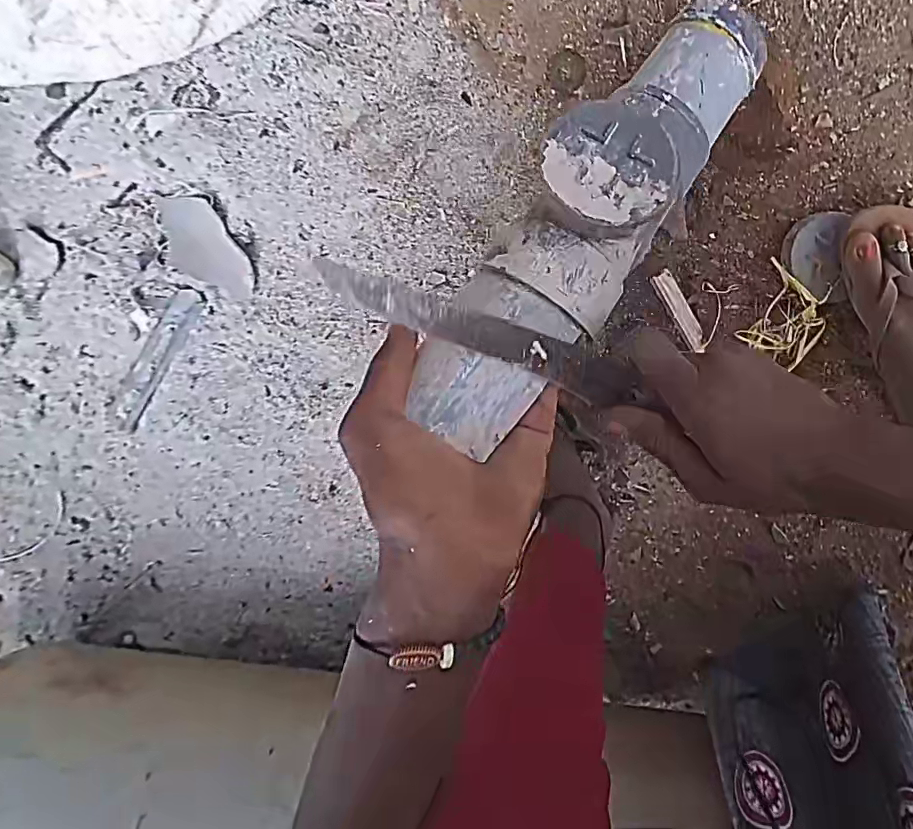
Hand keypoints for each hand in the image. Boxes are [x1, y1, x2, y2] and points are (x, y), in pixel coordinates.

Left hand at [339, 326, 557, 644]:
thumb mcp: (518, 478)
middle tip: (460, 334)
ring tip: (458, 358)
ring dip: (417, 374)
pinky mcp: (370, 468)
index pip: (395, 362)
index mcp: (397, 437)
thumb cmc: (471, 540)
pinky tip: (448, 397)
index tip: (444, 316)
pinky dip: (413, 398)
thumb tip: (547, 384)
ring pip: (385, 394)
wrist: (440, 596)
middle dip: (421, 350)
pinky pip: (386, 416)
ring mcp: (364, 455)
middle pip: (388, 373)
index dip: (418, 334)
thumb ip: (534, 425)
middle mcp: (371, 440)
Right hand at [601, 329, 856, 513]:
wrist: (838, 455)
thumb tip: (610, 417)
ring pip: (696, 368)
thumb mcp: (704, 477)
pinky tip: (747, 421)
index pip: (642, 347)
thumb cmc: (769, 476)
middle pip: (669, 365)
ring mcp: (738, 353)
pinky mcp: (758, 356)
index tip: (637, 404)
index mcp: (692, 388)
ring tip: (726, 433)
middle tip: (691, 437)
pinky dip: (721, 389)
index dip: (630, 369)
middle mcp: (711, 358)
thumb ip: (656, 441)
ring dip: (698, 393)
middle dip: (668, 395)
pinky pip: (721, 367)